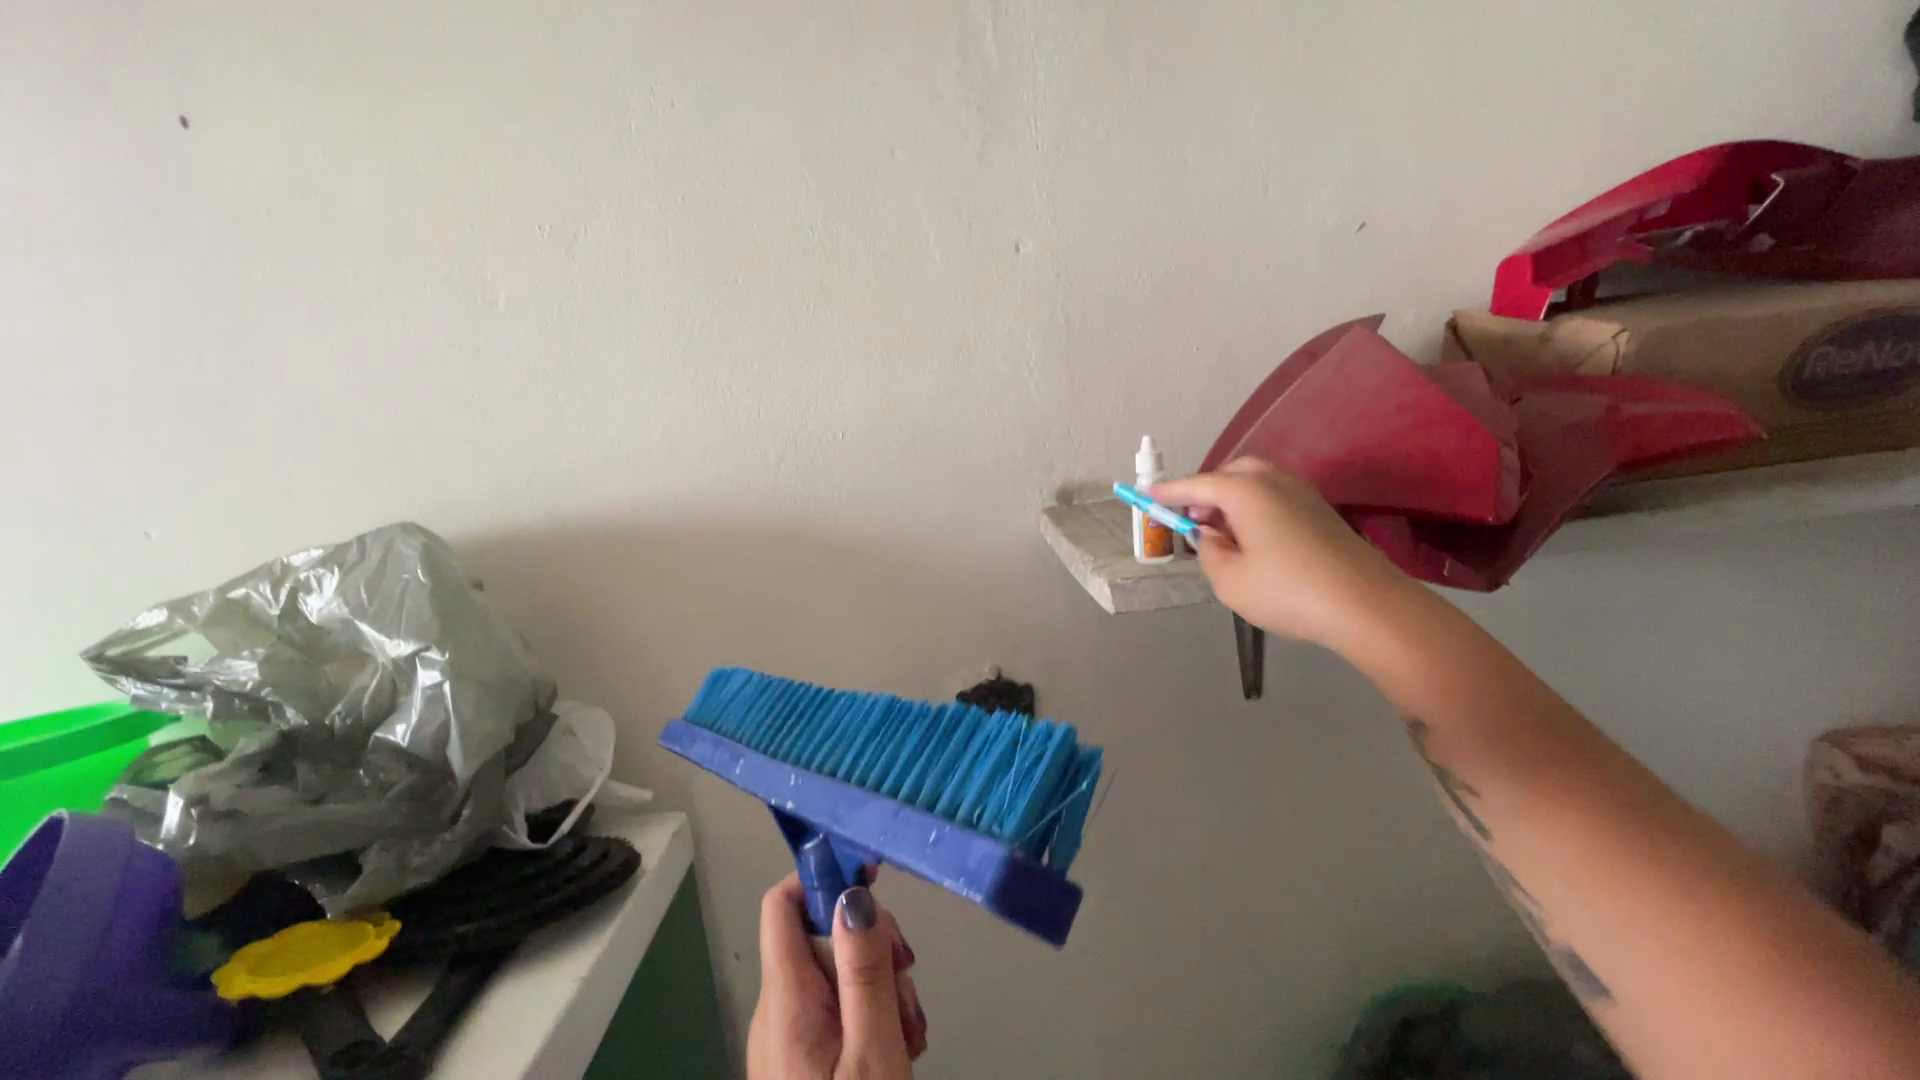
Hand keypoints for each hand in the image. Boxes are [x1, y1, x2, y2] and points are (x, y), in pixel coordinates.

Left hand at [748, 874, 927, 1079]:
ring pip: (837, 977)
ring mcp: (786, 1035)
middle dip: (874, 948)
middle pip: (823, 940)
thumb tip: (852, 893)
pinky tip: (898, 1046)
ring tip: (909, 1033)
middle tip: (908, 978)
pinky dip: (870, 1017)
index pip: (783, 904)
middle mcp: (776, 1008)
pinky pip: (835, 1013)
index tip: (873, 880)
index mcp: (786, 998)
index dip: (824, 879)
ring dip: (881, 989)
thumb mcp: (872, 1049)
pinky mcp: (799, 1059)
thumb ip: (864, 971)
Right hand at [1152, 457, 1409, 646]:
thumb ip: (1209, 552)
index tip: (1147, 495)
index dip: (1170, 492)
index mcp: (1245, 491)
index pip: (1197, 485)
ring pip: (1256, 484)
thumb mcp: (1229, 580)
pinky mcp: (1321, 513)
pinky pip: (1275, 498)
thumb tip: (1212, 536)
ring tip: (1223, 534)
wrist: (1364, 605)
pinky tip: (1255, 541)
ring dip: (1233, 501)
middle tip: (1193, 520)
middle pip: (1231, 474)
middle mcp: (1274, 482)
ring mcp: (1303, 494)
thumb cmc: (1287, 591)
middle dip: (1207, 491)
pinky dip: (1256, 509)